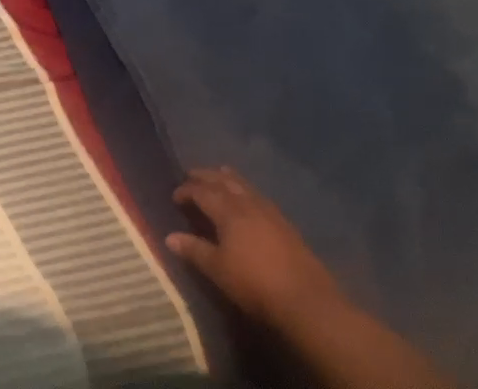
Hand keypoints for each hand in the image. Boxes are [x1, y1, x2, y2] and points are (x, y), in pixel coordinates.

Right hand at [165, 167, 344, 330]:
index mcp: (229, 212)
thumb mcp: (218, 269)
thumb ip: (194, 250)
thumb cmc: (255, 284)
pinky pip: (260, 198)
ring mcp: (272, 214)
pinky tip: (249, 202)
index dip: (186, 191)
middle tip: (192, 175)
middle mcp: (249, 205)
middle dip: (206, 176)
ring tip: (220, 176)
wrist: (308, 302)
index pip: (202, 192)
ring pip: (246, 187)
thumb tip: (170, 237)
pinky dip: (247, 192)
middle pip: (225, 182)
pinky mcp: (287, 227)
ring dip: (229, 179)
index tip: (174, 197)